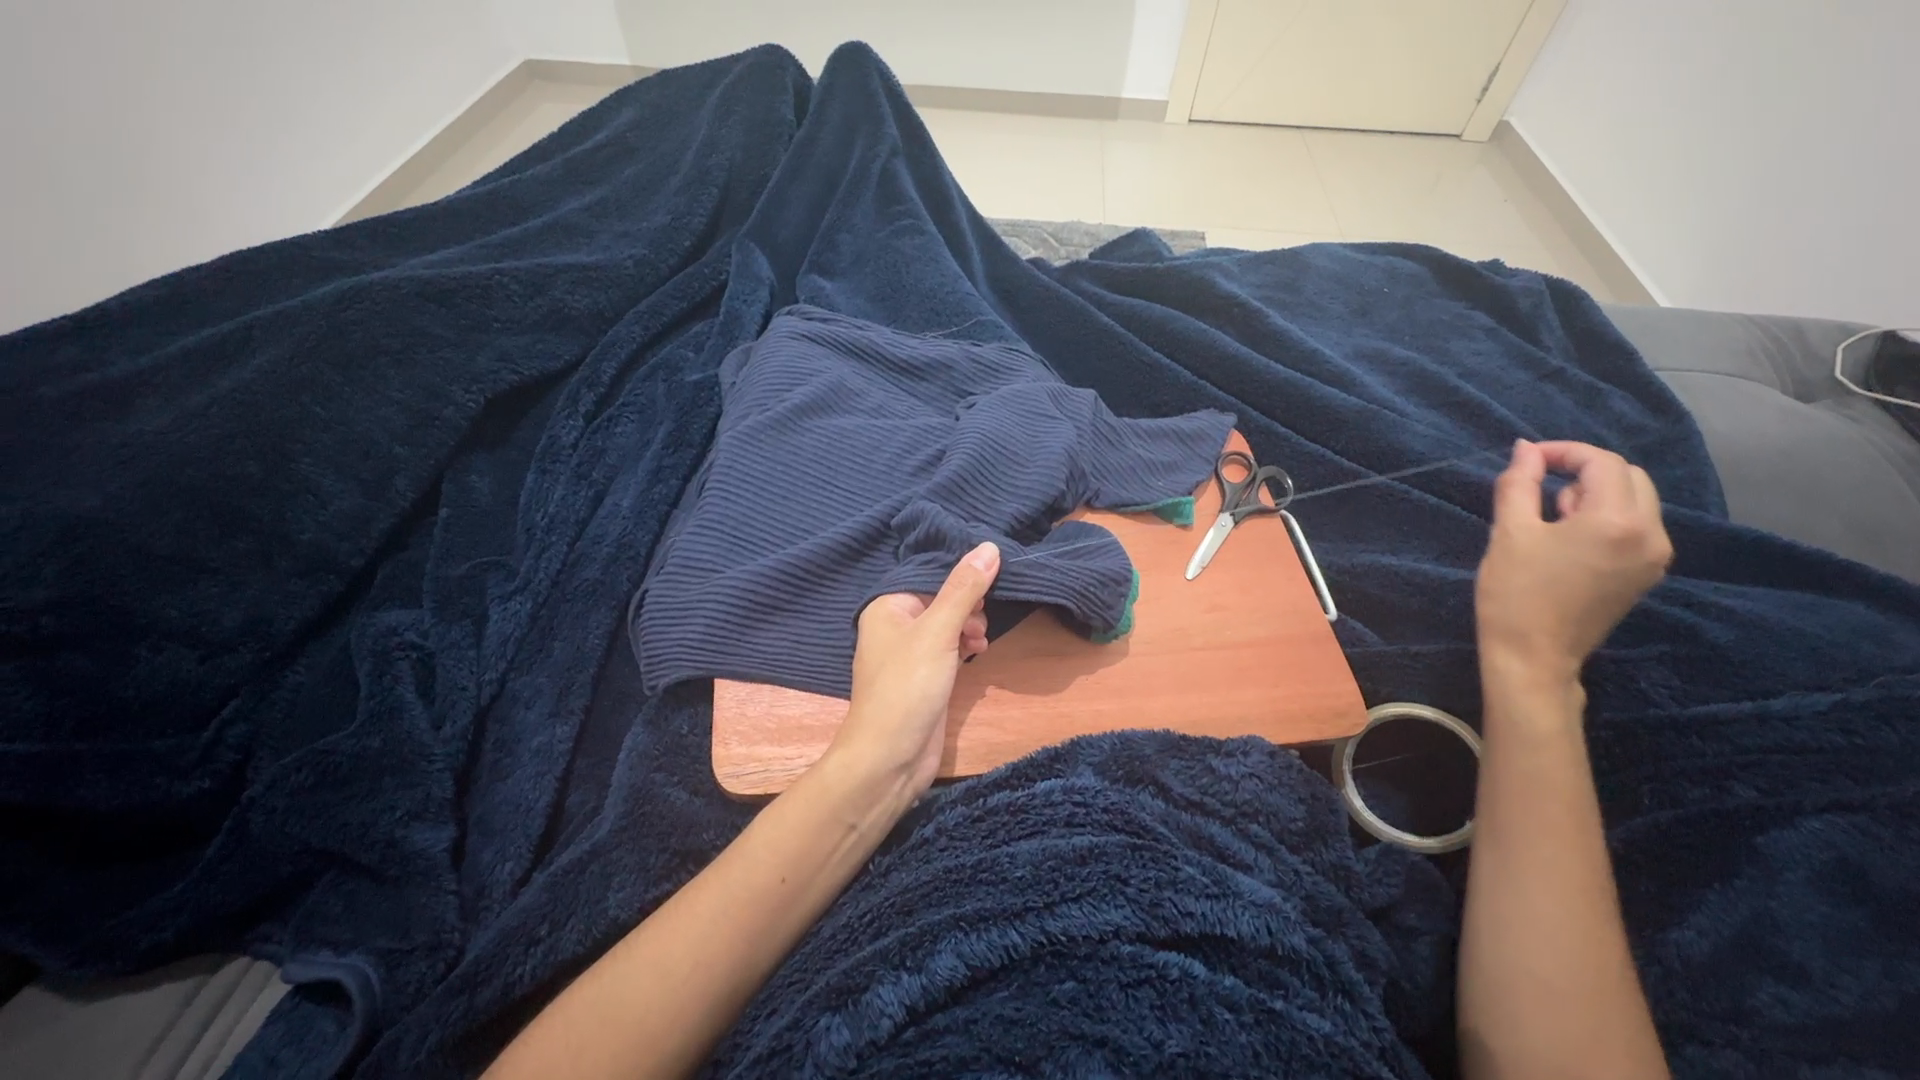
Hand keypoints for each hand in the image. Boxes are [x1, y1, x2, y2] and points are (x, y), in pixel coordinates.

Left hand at [829, 541, 1000, 797]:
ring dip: (969, 628)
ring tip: (980, 643)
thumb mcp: (939, 631)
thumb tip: (989, 546)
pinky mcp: (923, 679)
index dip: (961, 580)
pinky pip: (948, 650)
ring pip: (946, 626)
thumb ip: (964, 589)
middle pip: (940, 600)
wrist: (889, 758)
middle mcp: (893, 627)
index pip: (930, 577)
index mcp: (886, 607)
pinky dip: (964, 648)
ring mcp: (908, 655)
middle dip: (967, 607)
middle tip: (981, 626)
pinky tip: (978, 654)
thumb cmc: (908, 687)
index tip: (992, 585)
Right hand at [1476, 440, 1672, 690]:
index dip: (1563, 452)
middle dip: (1583, 470)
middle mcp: (1650, 534)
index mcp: (1616, 520)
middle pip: (1628, 476)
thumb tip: (1526, 449)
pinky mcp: (1647, 573)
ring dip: (1595, 494)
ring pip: (1635, 500)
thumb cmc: (1515, 594)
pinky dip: (1606, 518)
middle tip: (1539, 487)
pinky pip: (1636, 526)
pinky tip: (1570, 538)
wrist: (1533, 657)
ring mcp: (1654, 556)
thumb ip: (1519, 483)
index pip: (1601, 462)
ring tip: (1551, 516)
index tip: (1527, 460)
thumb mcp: (1509, 532)